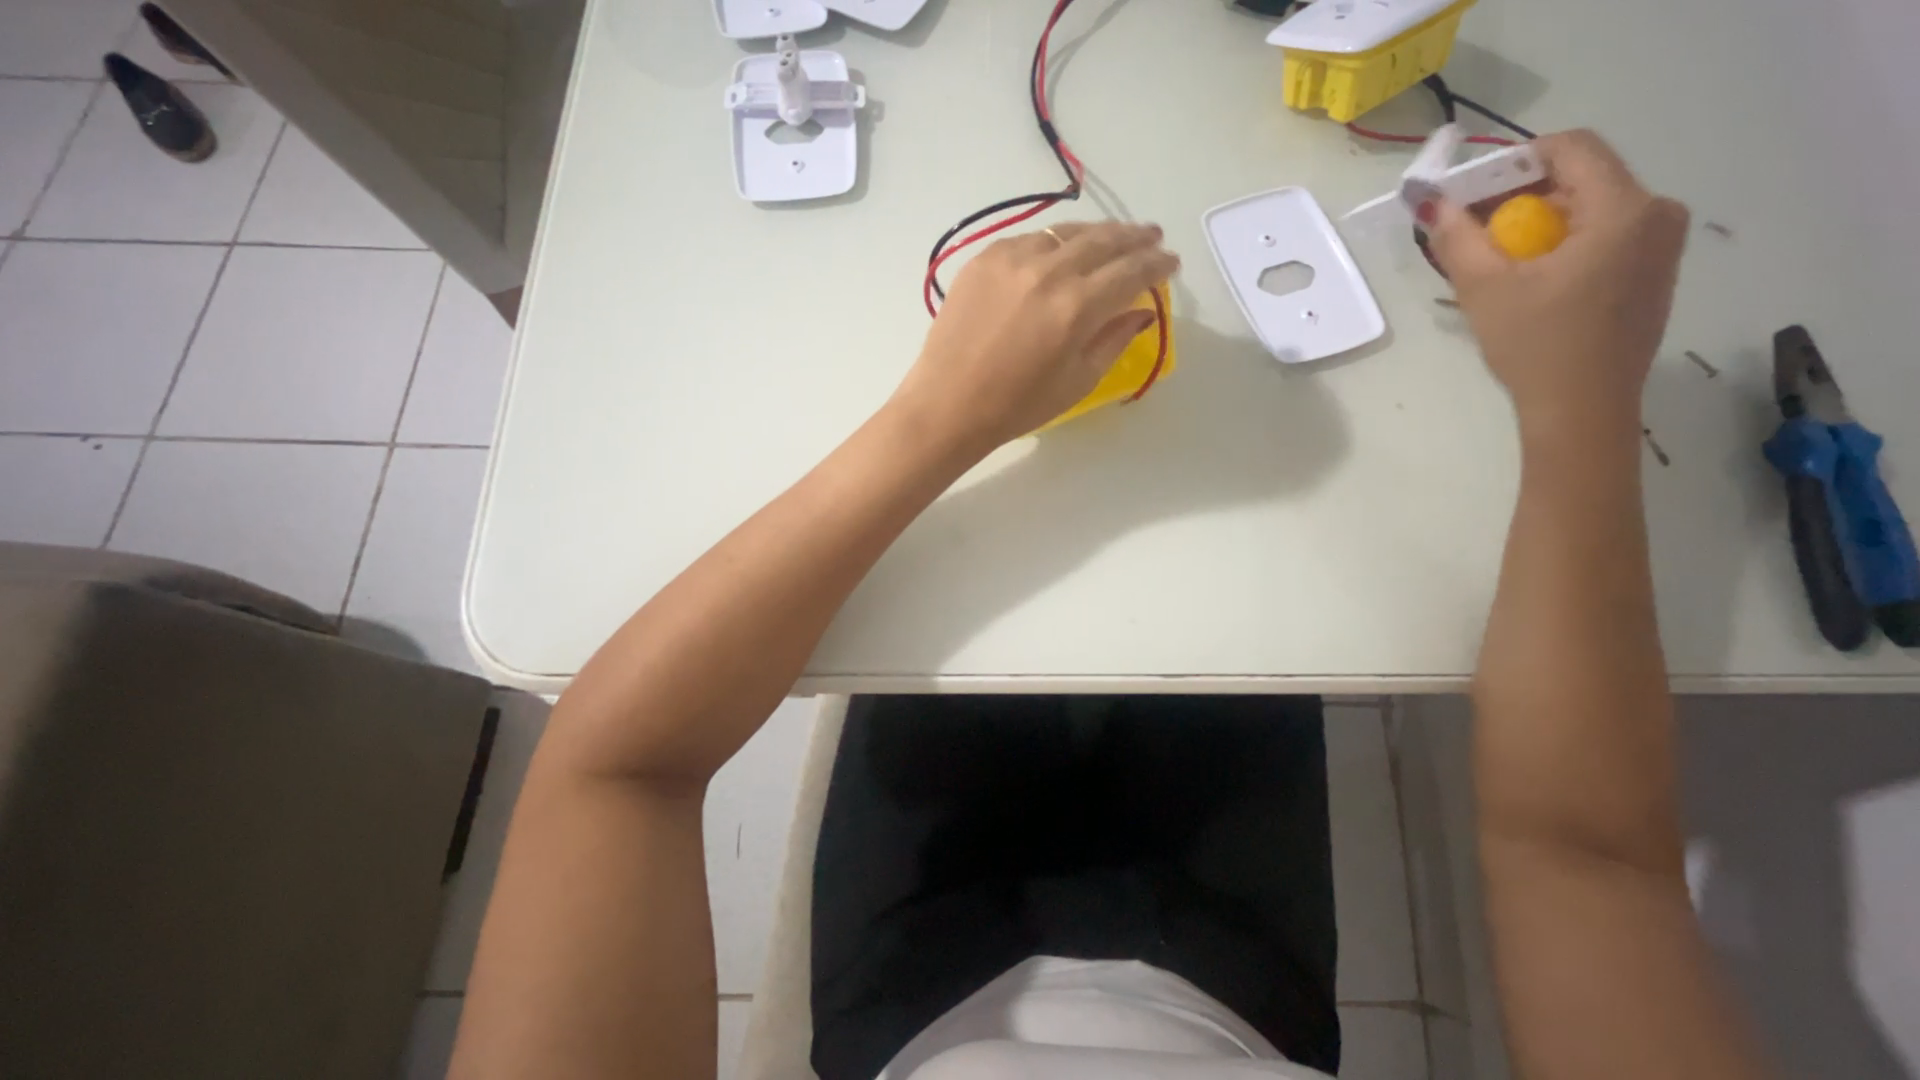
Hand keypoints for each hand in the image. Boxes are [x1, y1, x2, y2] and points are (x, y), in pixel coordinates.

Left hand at [891, 222, 1179, 451]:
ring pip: (1066, 232)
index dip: (1157, 264)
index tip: (1171, 262)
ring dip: (1096, 234)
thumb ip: (1114, 339)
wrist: (949, 404)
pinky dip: (1053, 242)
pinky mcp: (984, 259)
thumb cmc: (1018, 405)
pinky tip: (1060, 251)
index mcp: (1078, 306)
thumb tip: (1141, 310)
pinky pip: (1030, 239)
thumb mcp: (1078, 380)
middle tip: (1151, 237)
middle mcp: (1049, 271)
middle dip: (1133, 238)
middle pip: (1103, 241)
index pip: (1131, 271)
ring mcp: (1012, 259)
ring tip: (1112, 238)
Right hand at [1426, 130, 1689, 445]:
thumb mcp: (1485, 288)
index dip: (1516, 160)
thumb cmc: (1537, 346)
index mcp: (1624, 208)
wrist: (1583, 411)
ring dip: (1543, 222)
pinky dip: (1567, 244)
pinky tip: (1534, 280)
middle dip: (1525, 196)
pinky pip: (1608, 236)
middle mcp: (1657, 214)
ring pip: (1594, 208)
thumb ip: (1457, 236)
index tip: (1475, 193)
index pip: (1572, 147)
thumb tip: (1432, 202)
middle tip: (1477, 230)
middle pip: (1583, 178)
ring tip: (1499, 260)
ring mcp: (1663, 246)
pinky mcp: (1656, 273)